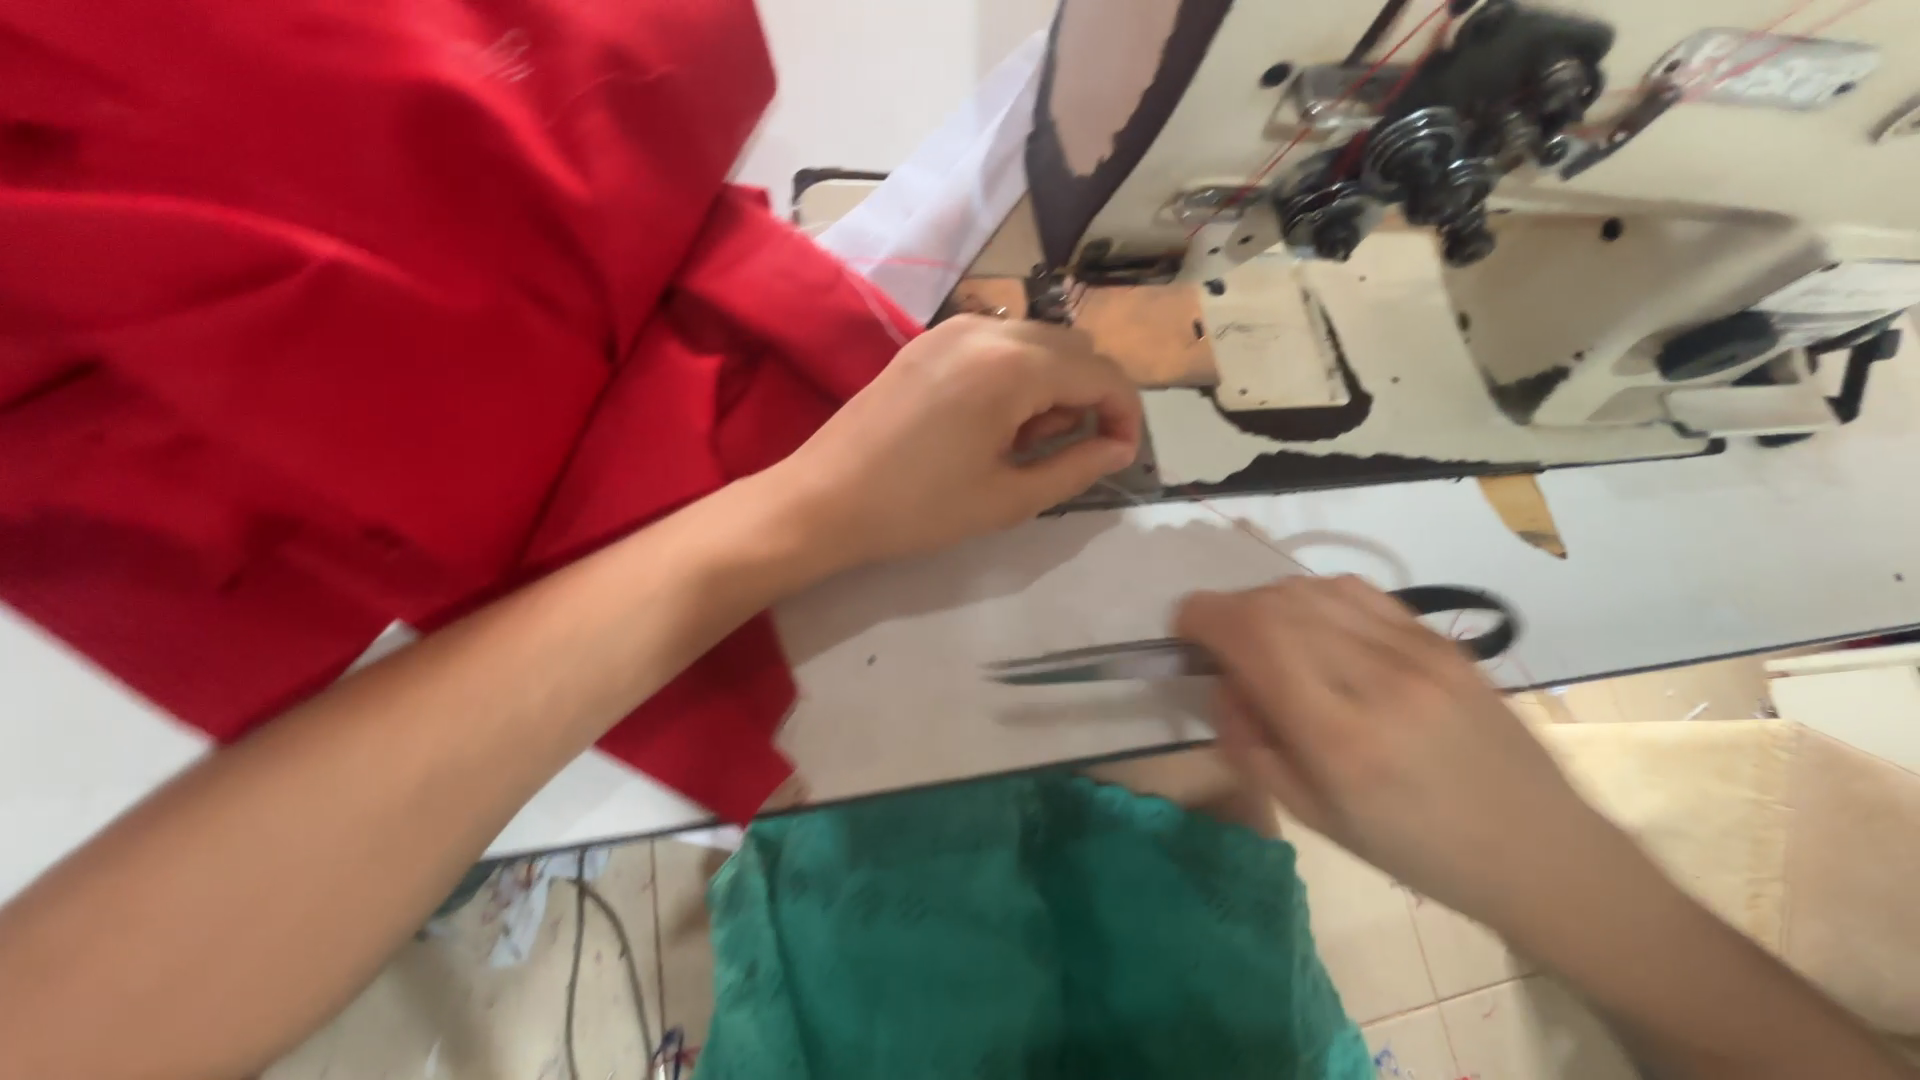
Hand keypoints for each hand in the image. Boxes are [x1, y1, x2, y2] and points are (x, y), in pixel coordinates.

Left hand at [772, 315, 1141, 566]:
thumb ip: (1076, 468)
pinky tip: (990, 421)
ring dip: (1053, 384)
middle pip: (1074, 348)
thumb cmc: (918, 509)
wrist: (824, 500)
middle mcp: (987, 329)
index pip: (1102, 374)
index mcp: (1012, 367)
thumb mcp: (1008, 499)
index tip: (1121, 455)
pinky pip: (998, 342)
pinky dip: (1016, 374)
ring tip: (1022, 444)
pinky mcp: (928, 340)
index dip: (1125, 414)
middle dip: (1090, 397)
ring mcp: (952, 327)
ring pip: (1037, 342)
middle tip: (1064, 453)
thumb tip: (1118, 448)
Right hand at [1177, 576, 1619, 930]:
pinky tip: (1311, 626)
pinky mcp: (1440, 640)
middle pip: (1276, 603)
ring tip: (1262, 634)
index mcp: (1340, 737)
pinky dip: (1314, 597)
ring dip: (1268, 601)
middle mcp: (1378, 679)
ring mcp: (1417, 652)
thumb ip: (1250, 744)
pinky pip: (1357, 592)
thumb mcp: (1313, 817)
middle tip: (1217, 641)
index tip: (1183, 630)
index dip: (1203, 617)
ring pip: (1313, 588)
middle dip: (1228, 609)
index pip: (1253, 636)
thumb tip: (1222, 683)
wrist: (1538, 849)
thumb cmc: (1414, 850)